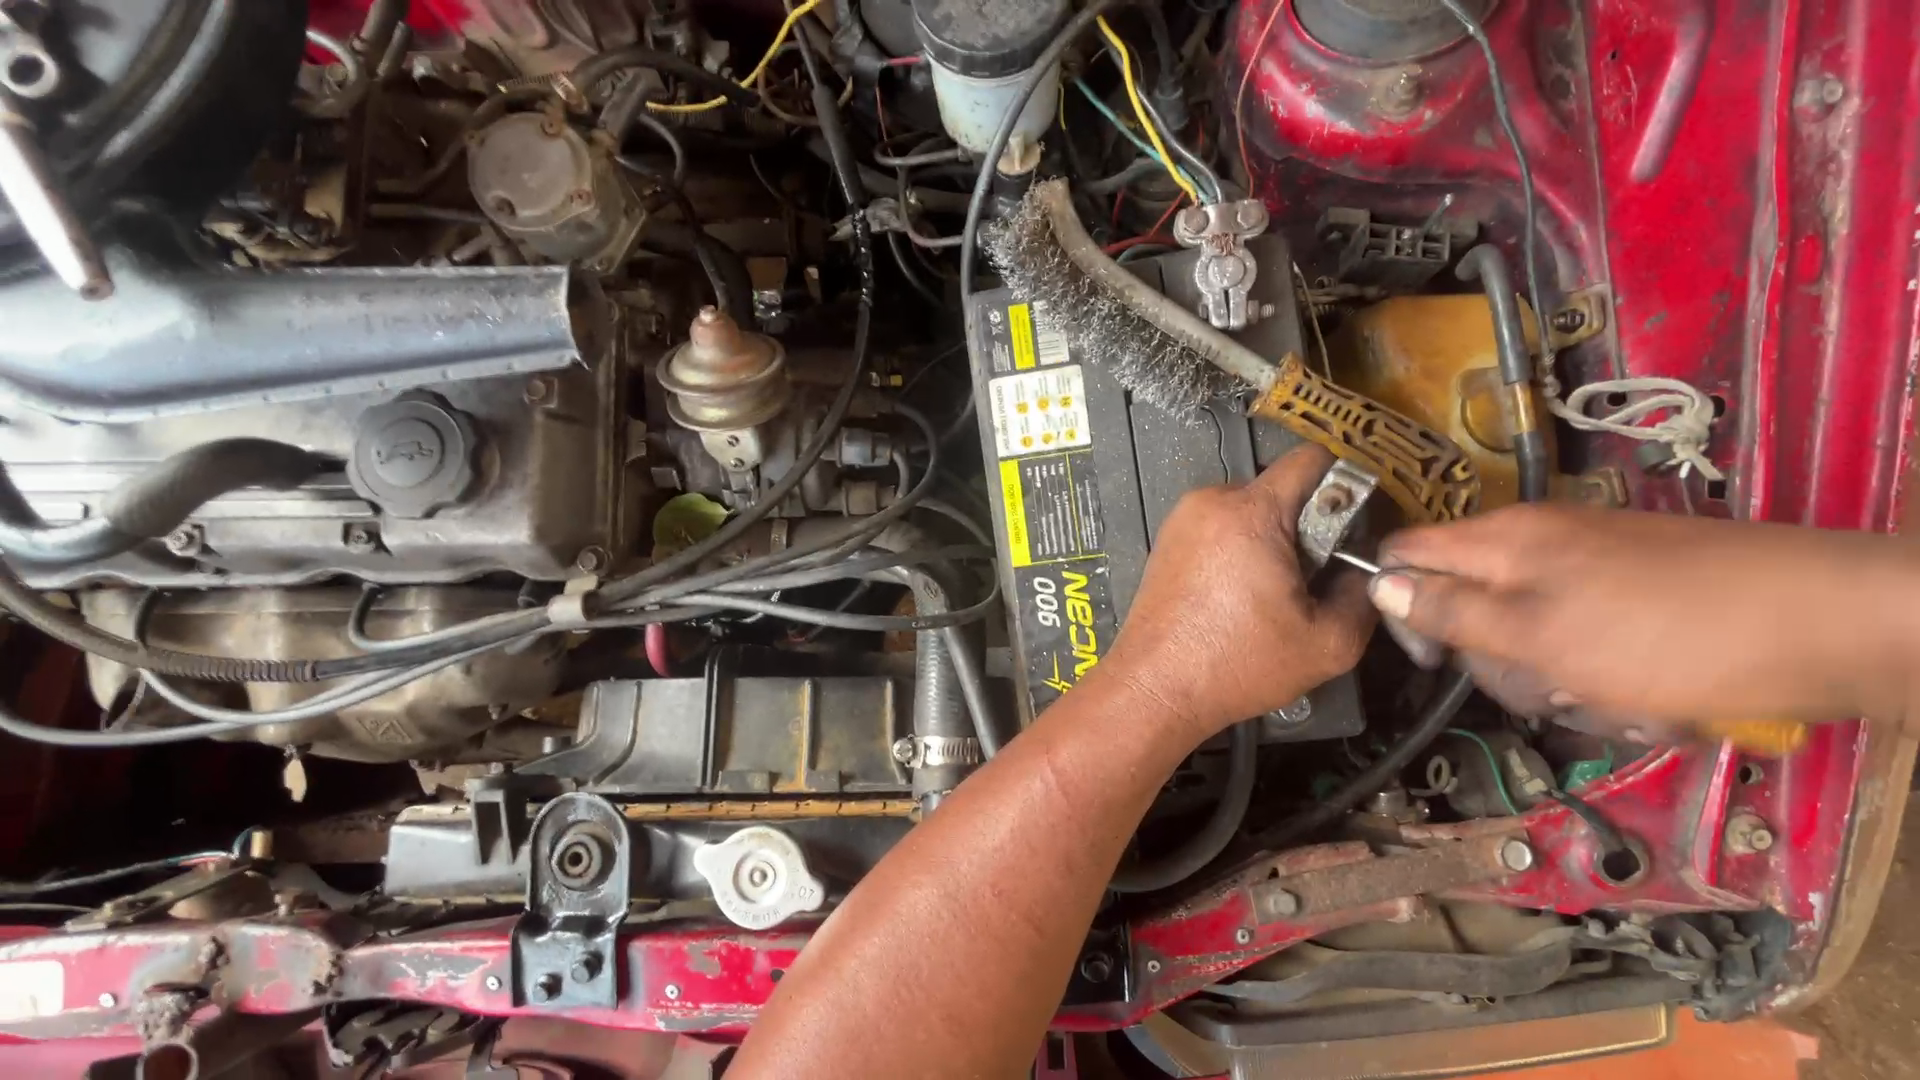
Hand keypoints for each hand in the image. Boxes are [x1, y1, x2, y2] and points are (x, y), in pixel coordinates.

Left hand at [1099, 445, 1375, 739]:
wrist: (1155, 687)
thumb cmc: (1230, 665)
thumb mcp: (1327, 642)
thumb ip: (1364, 593)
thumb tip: (1370, 567)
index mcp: (1249, 513)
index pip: (1312, 459)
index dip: (1347, 483)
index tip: (1358, 519)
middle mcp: (1210, 503)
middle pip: (1280, 487)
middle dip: (1307, 523)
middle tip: (1313, 573)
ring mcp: (1184, 519)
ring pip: (1250, 509)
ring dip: (1272, 538)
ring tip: (1273, 591)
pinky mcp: (1169, 540)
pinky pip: (1220, 527)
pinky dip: (1240, 549)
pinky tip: (1242, 594)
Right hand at [1371, 504, 1919, 729]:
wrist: (1836, 627)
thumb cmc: (1666, 633)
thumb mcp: (1536, 635)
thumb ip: (1449, 611)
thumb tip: (1377, 584)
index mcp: (1501, 541)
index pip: (1405, 553)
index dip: (1397, 604)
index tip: (1432, 658)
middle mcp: (1538, 547)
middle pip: (1468, 606)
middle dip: (1499, 662)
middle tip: (1543, 687)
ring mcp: (1592, 571)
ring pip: (1530, 637)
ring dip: (1560, 683)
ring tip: (1613, 700)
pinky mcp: (1639, 599)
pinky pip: (1587, 645)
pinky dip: (1607, 680)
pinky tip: (1649, 700)